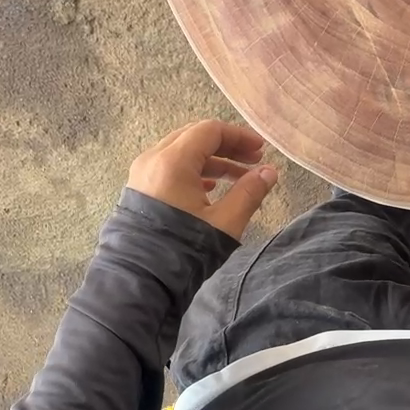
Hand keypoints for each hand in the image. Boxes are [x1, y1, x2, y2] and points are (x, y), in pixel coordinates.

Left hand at [127, 120, 278, 238]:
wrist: (142, 278)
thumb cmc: (186, 247)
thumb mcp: (225, 221)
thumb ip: (250, 192)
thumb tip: (270, 172)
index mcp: (173, 162)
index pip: (210, 131)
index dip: (239, 136)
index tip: (261, 150)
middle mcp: (154, 159)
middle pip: (195, 137)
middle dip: (227, 146)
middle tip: (254, 160)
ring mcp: (143, 173)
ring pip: (182, 152)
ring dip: (213, 160)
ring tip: (240, 177)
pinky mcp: (140, 189)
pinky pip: (170, 167)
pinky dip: (195, 170)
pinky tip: (212, 187)